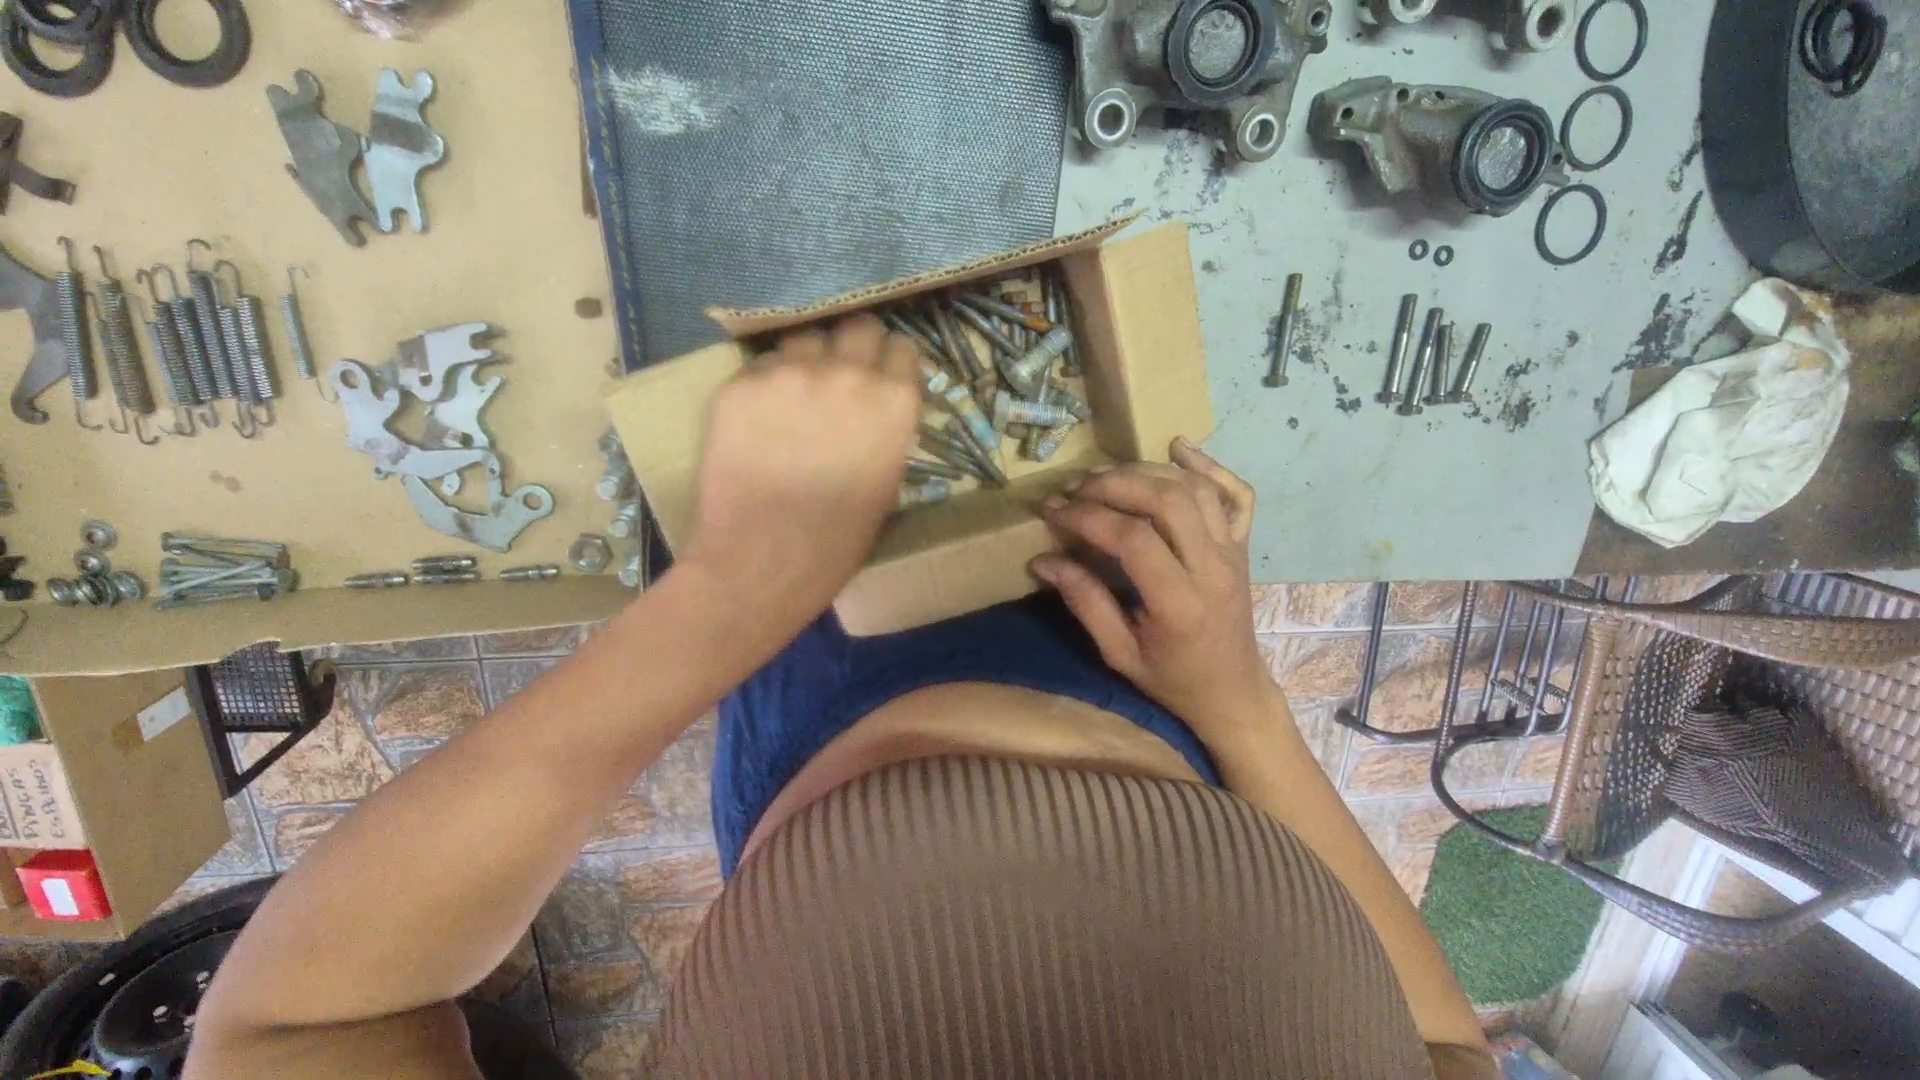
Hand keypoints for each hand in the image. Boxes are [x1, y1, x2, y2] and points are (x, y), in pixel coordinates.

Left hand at [679, 315, 920, 628]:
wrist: (764, 560)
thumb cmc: (838, 538)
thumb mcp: (887, 480)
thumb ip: (887, 427)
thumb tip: (877, 404)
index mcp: (894, 401)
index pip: (901, 348)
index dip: (889, 362)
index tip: (879, 374)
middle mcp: (848, 373)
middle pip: (857, 325)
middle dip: (853, 343)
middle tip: (840, 371)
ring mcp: (791, 372)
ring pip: (804, 338)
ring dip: (806, 358)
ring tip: (795, 394)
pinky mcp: (741, 383)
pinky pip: (761, 365)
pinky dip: (766, 382)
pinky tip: (761, 417)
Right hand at [1031, 438, 1277, 730]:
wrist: (1232, 692)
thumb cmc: (1172, 680)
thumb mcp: (1119, 654)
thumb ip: (1085, 603)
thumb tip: (1043, 561)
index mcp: (1180, 604)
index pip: (1133, 539)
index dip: (1088, 518)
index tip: (1053, 512)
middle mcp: (1213, 569)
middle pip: (1167, 500)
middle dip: (1114, 484)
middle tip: (1076, 489)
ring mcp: (1234, 552)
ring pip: (1196, 489)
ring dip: (1148, 471)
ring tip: (1107, 475)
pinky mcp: (1243, 545)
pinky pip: (1236, 494)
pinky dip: (1208, 465)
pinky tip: (1176, 447)